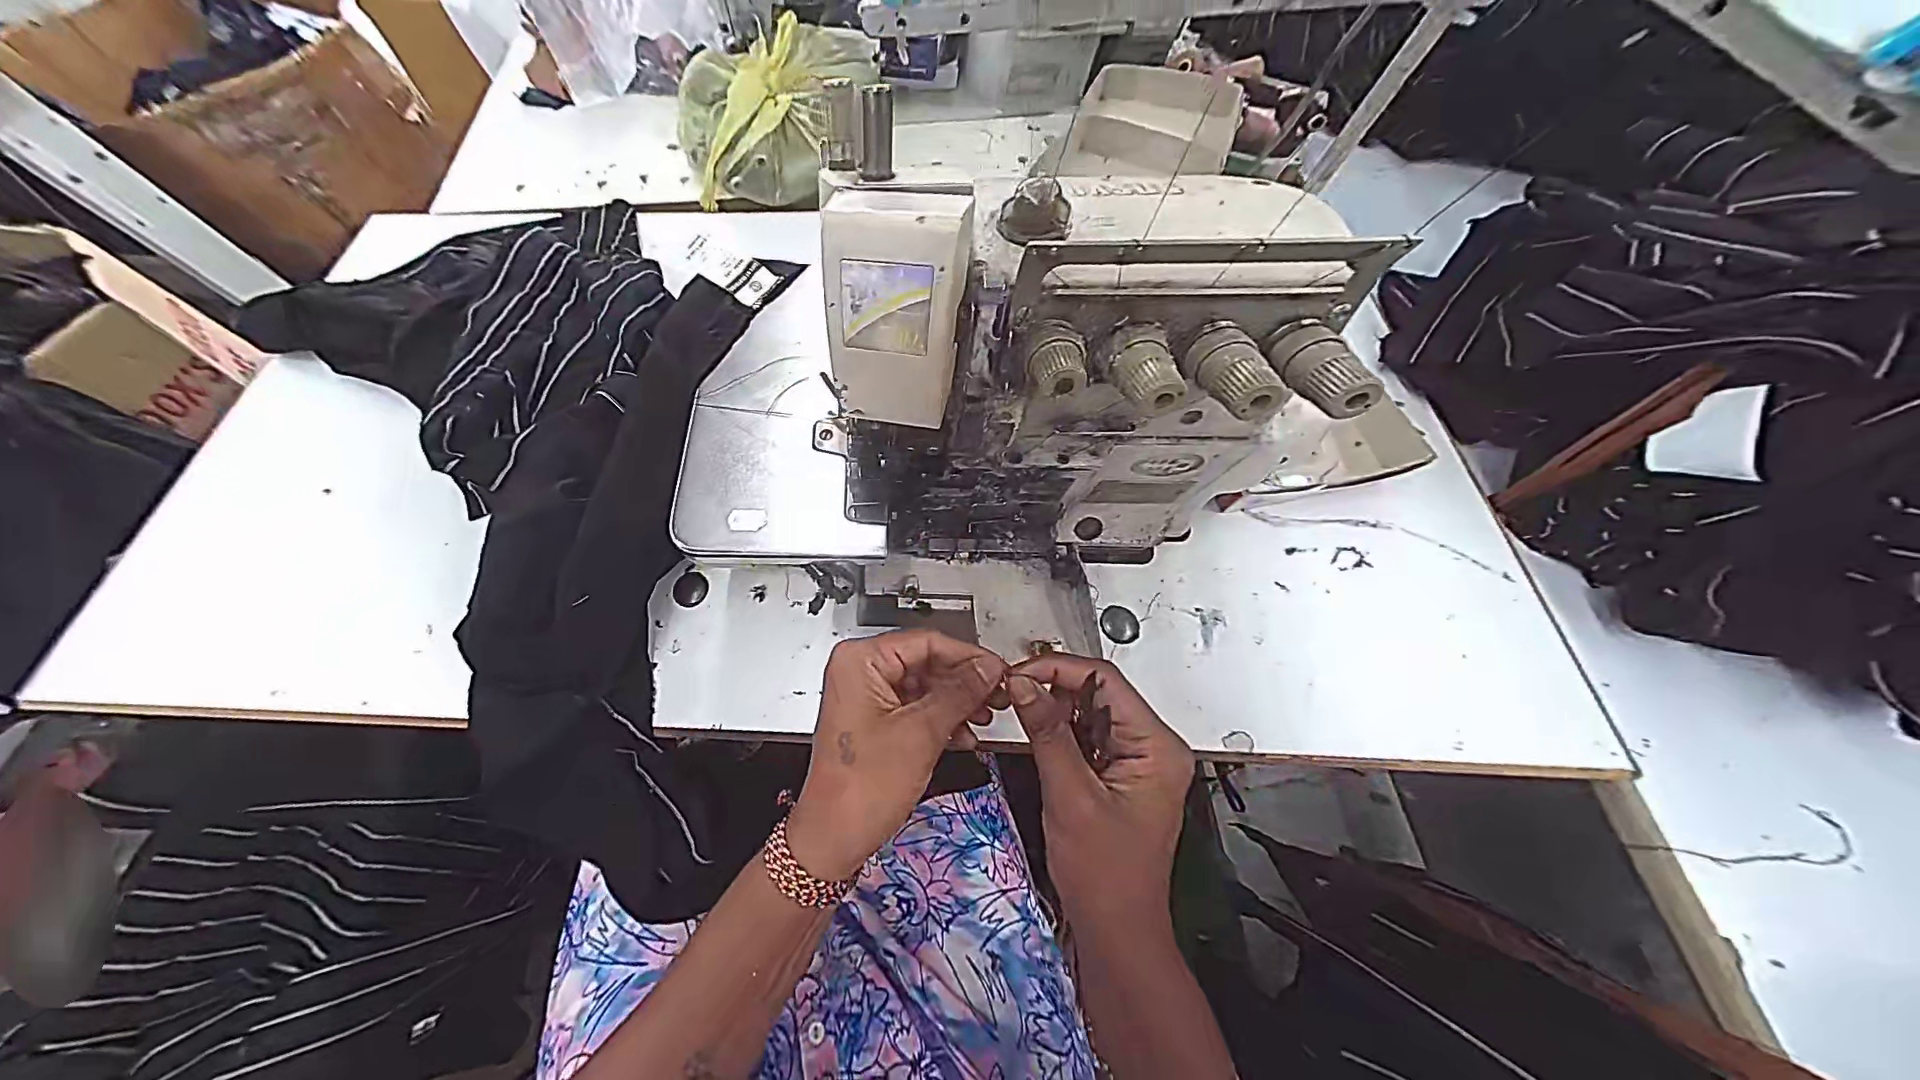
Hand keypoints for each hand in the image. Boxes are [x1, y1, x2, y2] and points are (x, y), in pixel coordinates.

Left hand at [786, 630, 1004, 879]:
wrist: (834, 838)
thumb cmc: (862, 787)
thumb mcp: (922, 732)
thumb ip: (961, 692)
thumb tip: (988, 667)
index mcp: (860, 660)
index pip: (927, 642)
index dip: (969, 656)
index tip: (999, 670)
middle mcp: (858, 670)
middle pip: (927, 661)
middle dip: (965, 682)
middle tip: (998, 695)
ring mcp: (865, 695)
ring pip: (924, 685)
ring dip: (958, 702)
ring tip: (984, 716)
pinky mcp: (872, 718)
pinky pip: (914, 705)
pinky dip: (941, 718)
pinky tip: (964, 734)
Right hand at [1006, 654, 1193, 929]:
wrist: (1116, 931)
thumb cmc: (1105, 877)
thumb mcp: (1071, 797)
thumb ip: (1047, 733)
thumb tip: (1025, 685)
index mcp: (1157, 746)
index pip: (1106, 681)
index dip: (1058, 669)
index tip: (1019, 673)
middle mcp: (1155, 746)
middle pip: (1099, 691)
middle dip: (1053, 686)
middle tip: (1013, 689)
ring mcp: (1139, 758)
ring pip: (1090, 710)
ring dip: (1054, 707)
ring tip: (1020, 707)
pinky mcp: (1121, 770)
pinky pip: (1088, 734)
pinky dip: (1060, 729)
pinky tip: (1038, 732)